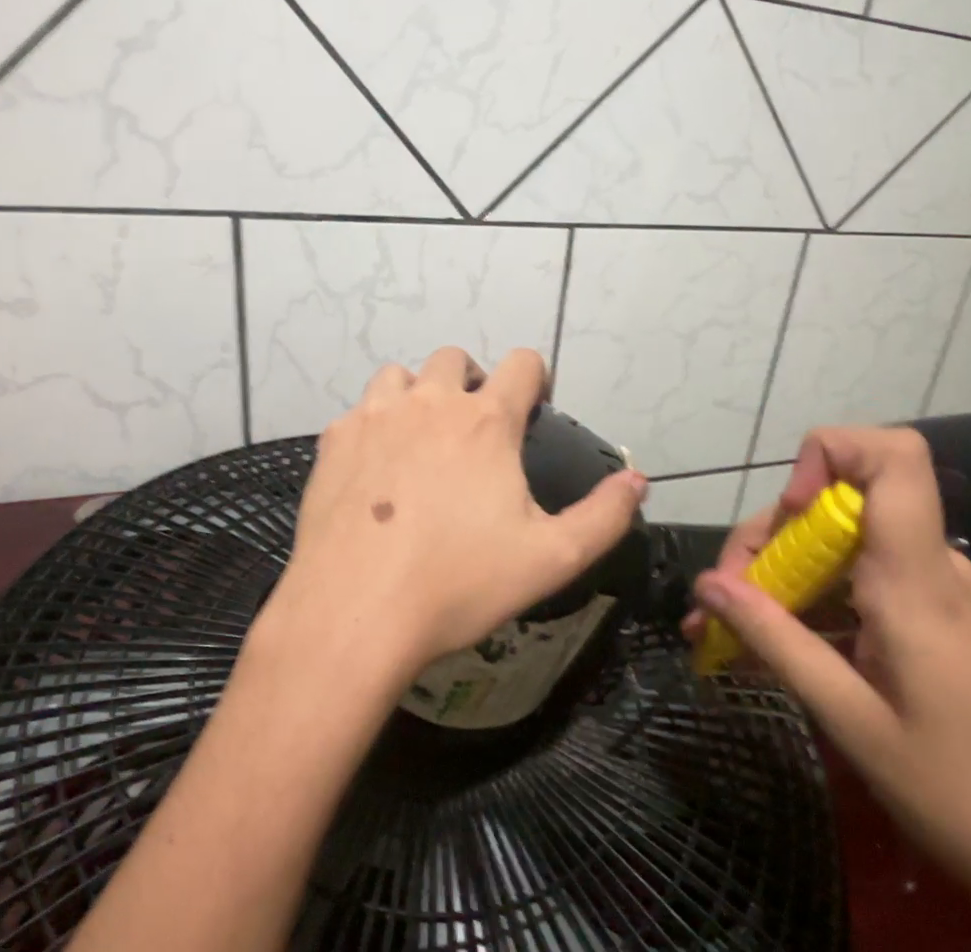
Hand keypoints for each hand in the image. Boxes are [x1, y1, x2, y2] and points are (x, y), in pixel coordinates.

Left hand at [255, 347, 646, 681]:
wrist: (355, 612)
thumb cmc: (459, 584)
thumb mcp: (551, 559)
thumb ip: (604, 516)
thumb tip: (637, 480)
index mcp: (486, 422)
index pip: (522, 363)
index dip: (536, 378)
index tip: (534, 409)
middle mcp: (429, 403)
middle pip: (455, 359)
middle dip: (474, 382)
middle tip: (478, 430)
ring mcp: (373, 418)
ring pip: (399, 376)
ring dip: (418, 395)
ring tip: (423, 441)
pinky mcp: (333, 443)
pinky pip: (359, 412)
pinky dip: (374, 426)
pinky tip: (377, 472)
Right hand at [684, 427, 970, 951]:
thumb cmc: (964, 795)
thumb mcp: (853, 722)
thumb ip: (777, 642)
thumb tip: (705, 585)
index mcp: (916, 580)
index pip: (892, 456)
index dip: (829, 455)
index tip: (785, 519)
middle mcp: (928, 570)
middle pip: (839, 507)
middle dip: (766, 544)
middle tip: (715, 610)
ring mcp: (934, 599)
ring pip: (841, 553)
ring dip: (777, 584)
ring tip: (719, 638)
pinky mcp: (935, 629)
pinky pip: (860, 593)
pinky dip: (808, 613)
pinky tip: (764, 655)